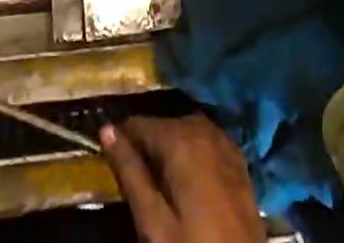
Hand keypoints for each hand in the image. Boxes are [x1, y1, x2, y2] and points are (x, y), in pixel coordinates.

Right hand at [99, 115, 264, 242]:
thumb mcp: (153, 220)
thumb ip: (129, 172)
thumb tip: (106, 131)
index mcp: (180, 139)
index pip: (139, 123)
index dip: (120, 138)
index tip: (107, 158)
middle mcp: (203, 130)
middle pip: (163, 124)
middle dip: (145, 143)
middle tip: (130, 173)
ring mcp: (224, 142)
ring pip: (184, 130)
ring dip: (166, 146)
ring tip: (154, 178)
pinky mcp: (236, 159)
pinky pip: (204, 140)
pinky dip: (189, 150)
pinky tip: (183, 177)